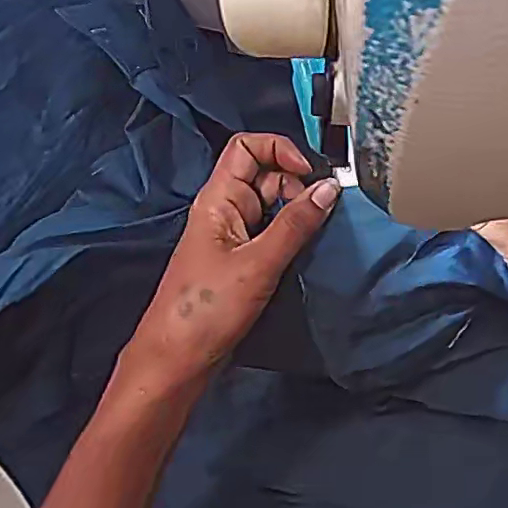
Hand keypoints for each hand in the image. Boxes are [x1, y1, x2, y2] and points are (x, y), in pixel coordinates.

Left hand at [118, 133, 340, 390]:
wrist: (178, 360)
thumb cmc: (207, 310)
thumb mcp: (258, 263)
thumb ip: (296, 224)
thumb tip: (329, 188)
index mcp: (218, 199)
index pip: (247, 147)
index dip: (281, 150)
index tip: (312, 175)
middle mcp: (225, 210)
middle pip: (266, 175)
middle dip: (297, 185)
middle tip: (320, 212)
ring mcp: (233, 236)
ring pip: (272, 206)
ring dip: (298, 212)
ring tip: (318, 233)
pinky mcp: (241, 260)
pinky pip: (272, 233)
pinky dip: (293, 235)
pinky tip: (308, 250)